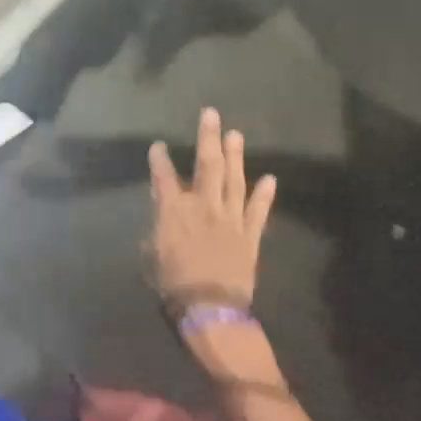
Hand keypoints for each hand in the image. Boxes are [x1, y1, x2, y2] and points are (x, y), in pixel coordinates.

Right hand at [148, 107, 276, 305]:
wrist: (210, 306)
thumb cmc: (171, 280)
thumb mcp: (152, 250)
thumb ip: (157, 226)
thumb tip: (161, 212)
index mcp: (173, 210)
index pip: (163, 175)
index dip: (160, 158)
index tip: (159, 145)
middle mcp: (203, 206)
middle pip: (207, 165)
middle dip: (207, 138)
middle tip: (210, 115)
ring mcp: (231, 218)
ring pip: (234, 179)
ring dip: (235, 155)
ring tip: (235, 135)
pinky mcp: (250, 234)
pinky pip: (258, 209)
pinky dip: (264, 193)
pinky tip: (269, 177)